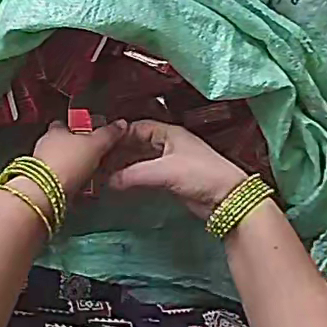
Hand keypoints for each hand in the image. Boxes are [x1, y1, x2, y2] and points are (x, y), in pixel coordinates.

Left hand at [30, 119, 129, 192]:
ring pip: (62, 162)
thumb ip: (108, 134)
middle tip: (96, 155)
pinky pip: (60, 180)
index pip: (66, 122)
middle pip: (64, 143)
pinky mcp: (42, 184)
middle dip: (78, 149)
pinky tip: (82, 189)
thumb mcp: (95, 144)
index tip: (92, 131)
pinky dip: (71, 182)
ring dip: (74, 167)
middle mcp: (45, 144)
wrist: (46, 193)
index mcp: (56, 129)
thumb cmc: (69, 161)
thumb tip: (120, 124)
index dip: (79, 126)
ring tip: (92, 174)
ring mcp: (42, 165)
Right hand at [105, 121, 248, 217]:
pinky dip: (134, 177)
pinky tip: (121, 183)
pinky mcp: (172, 179)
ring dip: (125, 165)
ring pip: (141, 159)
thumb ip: (134, 174)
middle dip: (119, 150)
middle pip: (137, 143)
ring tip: (104, 172)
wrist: (228, 198)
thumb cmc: (199, 174)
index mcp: (168, 132)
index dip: (119, 133)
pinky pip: (147, 174)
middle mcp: (168, 143)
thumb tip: (108, 180)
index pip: (137, 127)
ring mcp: (170, 162)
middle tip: (98, 159)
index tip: (100, 142)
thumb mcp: (164, 170)